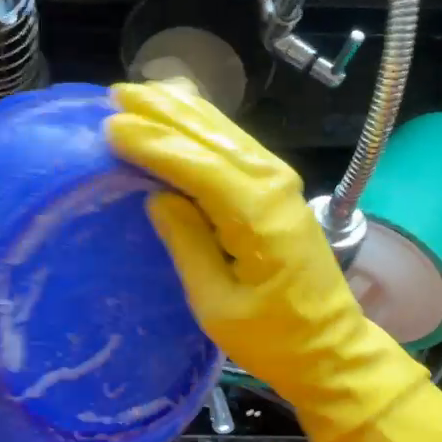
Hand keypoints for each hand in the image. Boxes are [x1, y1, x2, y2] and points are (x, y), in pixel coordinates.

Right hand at [106, 80, 441, 441]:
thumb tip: (158, 197)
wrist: (330, 349)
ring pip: (226, 135)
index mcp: (257, 216)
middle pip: (212, 138)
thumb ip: (188, 244)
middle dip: (164, 114)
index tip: (111, 127)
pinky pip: (237, 148)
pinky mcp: (279, 193)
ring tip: (142, 93)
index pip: (197, 166)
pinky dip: (206, 129)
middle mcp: (273, 187)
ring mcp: (280, 186)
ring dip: (183, 113)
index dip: (153, 145)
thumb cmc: (273, 339)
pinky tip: (186, 115)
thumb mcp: (217, 304)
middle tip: (117, 94)